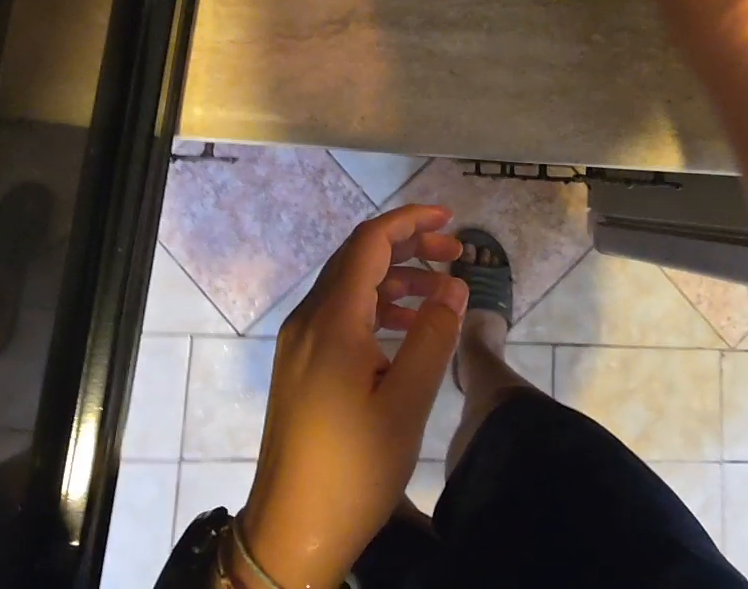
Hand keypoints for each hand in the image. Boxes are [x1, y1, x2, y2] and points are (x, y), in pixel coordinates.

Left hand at [236, 205, 467, 587]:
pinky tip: (410, 329)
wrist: (292, 528)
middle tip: (456, 254)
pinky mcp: (302, 365)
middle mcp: (309, 319)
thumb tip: (455, 285)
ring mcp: (300, 343)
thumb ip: (433, 335)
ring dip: (396, 279)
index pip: (369, 244)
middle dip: (408, 247)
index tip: (450, 219)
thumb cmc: (354, 467)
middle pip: (358, 258)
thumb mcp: (407, 402)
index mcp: (331, 320)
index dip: (409, 221)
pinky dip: (378, 307)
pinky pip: (342, 315)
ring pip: (350, 287)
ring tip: (443, 294)